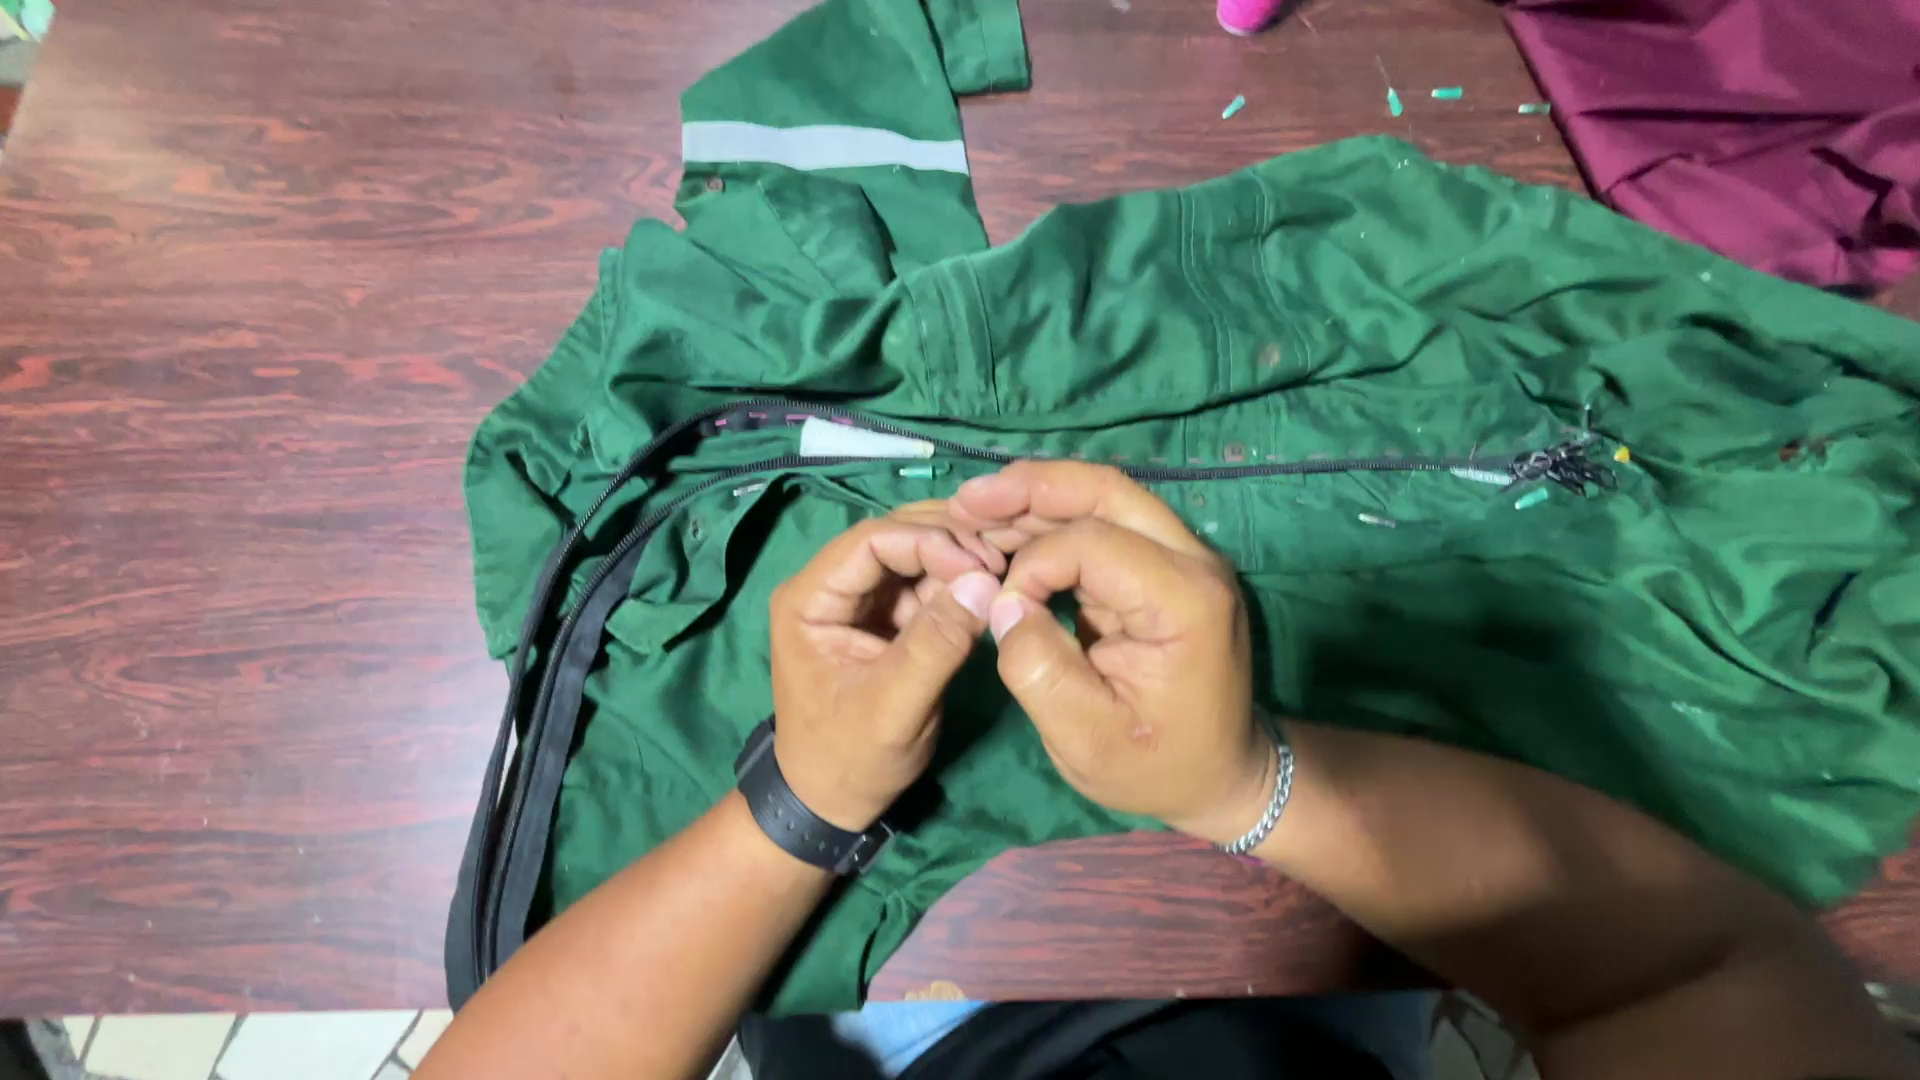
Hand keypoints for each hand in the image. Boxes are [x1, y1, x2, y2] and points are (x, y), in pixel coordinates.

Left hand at [767, 503, 1001, 831]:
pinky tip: (988, 588)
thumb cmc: (850, 758)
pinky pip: (924, 581)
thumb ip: (936, 645)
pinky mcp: (885, 615)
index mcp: (810, 600)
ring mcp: (858, 599)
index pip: (871, 541)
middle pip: (893, 536)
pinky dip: (957, 580)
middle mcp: (829, 586)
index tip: (981, 568)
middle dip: (948, 543)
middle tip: (1000, 563)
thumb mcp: (894, 707)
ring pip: (912, 552)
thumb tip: (984, 582)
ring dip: (957, 556)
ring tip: (1002, 571)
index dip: (929, 543)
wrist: (833, 801)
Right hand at [949, 463, 1274, 844]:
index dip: (1032, 565)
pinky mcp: (1161, 565)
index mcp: (1185, 601)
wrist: (1219, 776)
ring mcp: (1181, 557)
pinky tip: (1008, 530)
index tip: (1000, 609)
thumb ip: (1038, 669)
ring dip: (1036, 499)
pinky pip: (1102, 524)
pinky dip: (1051, 522)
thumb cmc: (1156, 766)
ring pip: (1102, 497)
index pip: (1094, 543)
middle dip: (1029, 489)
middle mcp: (1192, 562)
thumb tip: (1004, 603)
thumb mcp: (1085, 739)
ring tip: (973, 509)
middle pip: (1105, 492)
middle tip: (965, 501)